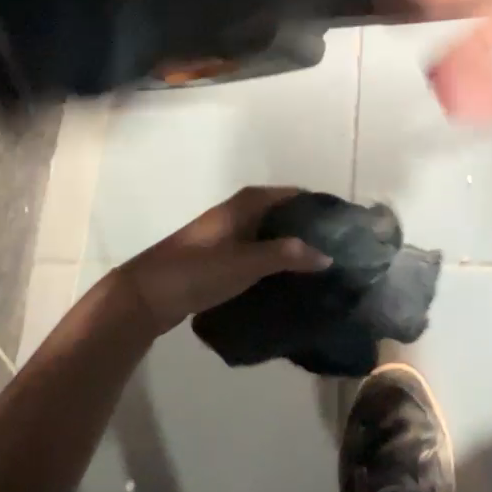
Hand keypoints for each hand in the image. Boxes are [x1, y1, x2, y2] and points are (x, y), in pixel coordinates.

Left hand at [112, 186, 331, 335]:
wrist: (145, 295)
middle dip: (309, 230)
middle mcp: (240, 210)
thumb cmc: (198, 270)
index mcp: (248, 202)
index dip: (319, 208)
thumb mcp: (248, 262)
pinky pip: (259, 253)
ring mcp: (229, 234)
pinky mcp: (221, 256)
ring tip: (319, 269)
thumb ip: (288, 255)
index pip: (296, 195)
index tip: (345, 228)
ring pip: (271, 235)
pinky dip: (275, 261)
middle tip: (337, 252)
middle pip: (285, 215)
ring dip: (292, 249)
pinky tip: (288, 281)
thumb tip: (327, 255)